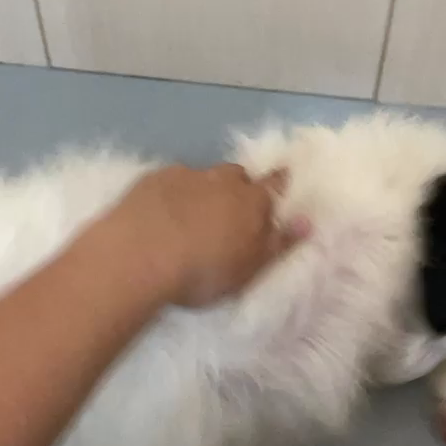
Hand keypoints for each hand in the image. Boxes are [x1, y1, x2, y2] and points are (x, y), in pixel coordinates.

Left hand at [96, 164, 299, 307]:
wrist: (139, 255)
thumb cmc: (202, 270)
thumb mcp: (249, 268)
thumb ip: (279, 244)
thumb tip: (307, 222)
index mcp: (251, 201)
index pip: (274, 185)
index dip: (279, 183)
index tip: (282, 179)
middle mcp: (222, 180)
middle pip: (237, 175)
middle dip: (239, 186)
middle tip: (232, 207)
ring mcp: (185, 175)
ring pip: (203, 175)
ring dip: (204, 188)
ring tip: (195, 211)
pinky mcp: (152, 179)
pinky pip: (171, 179)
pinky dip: (173, 191)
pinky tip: (163, 209)